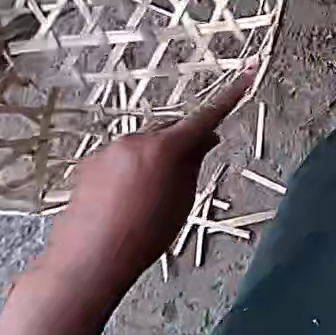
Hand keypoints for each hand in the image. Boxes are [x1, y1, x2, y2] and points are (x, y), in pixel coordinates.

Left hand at [44, 67, 255, 286]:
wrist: (87, 261)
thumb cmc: (143, 236)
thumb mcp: (183, 201)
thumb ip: (194, 163)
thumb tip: (205, 139)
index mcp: (166, 148)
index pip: (206, 116)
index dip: (231, 95)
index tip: (248, 73)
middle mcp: (137, 139)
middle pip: (171, 131)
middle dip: (182, 145)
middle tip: (189, 172)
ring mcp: (111, 149)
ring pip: (146, 145)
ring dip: (154, 160)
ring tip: (150, 199)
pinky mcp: (91, 162)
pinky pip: (122, 157)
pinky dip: (131, 170)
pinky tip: (125, 200)